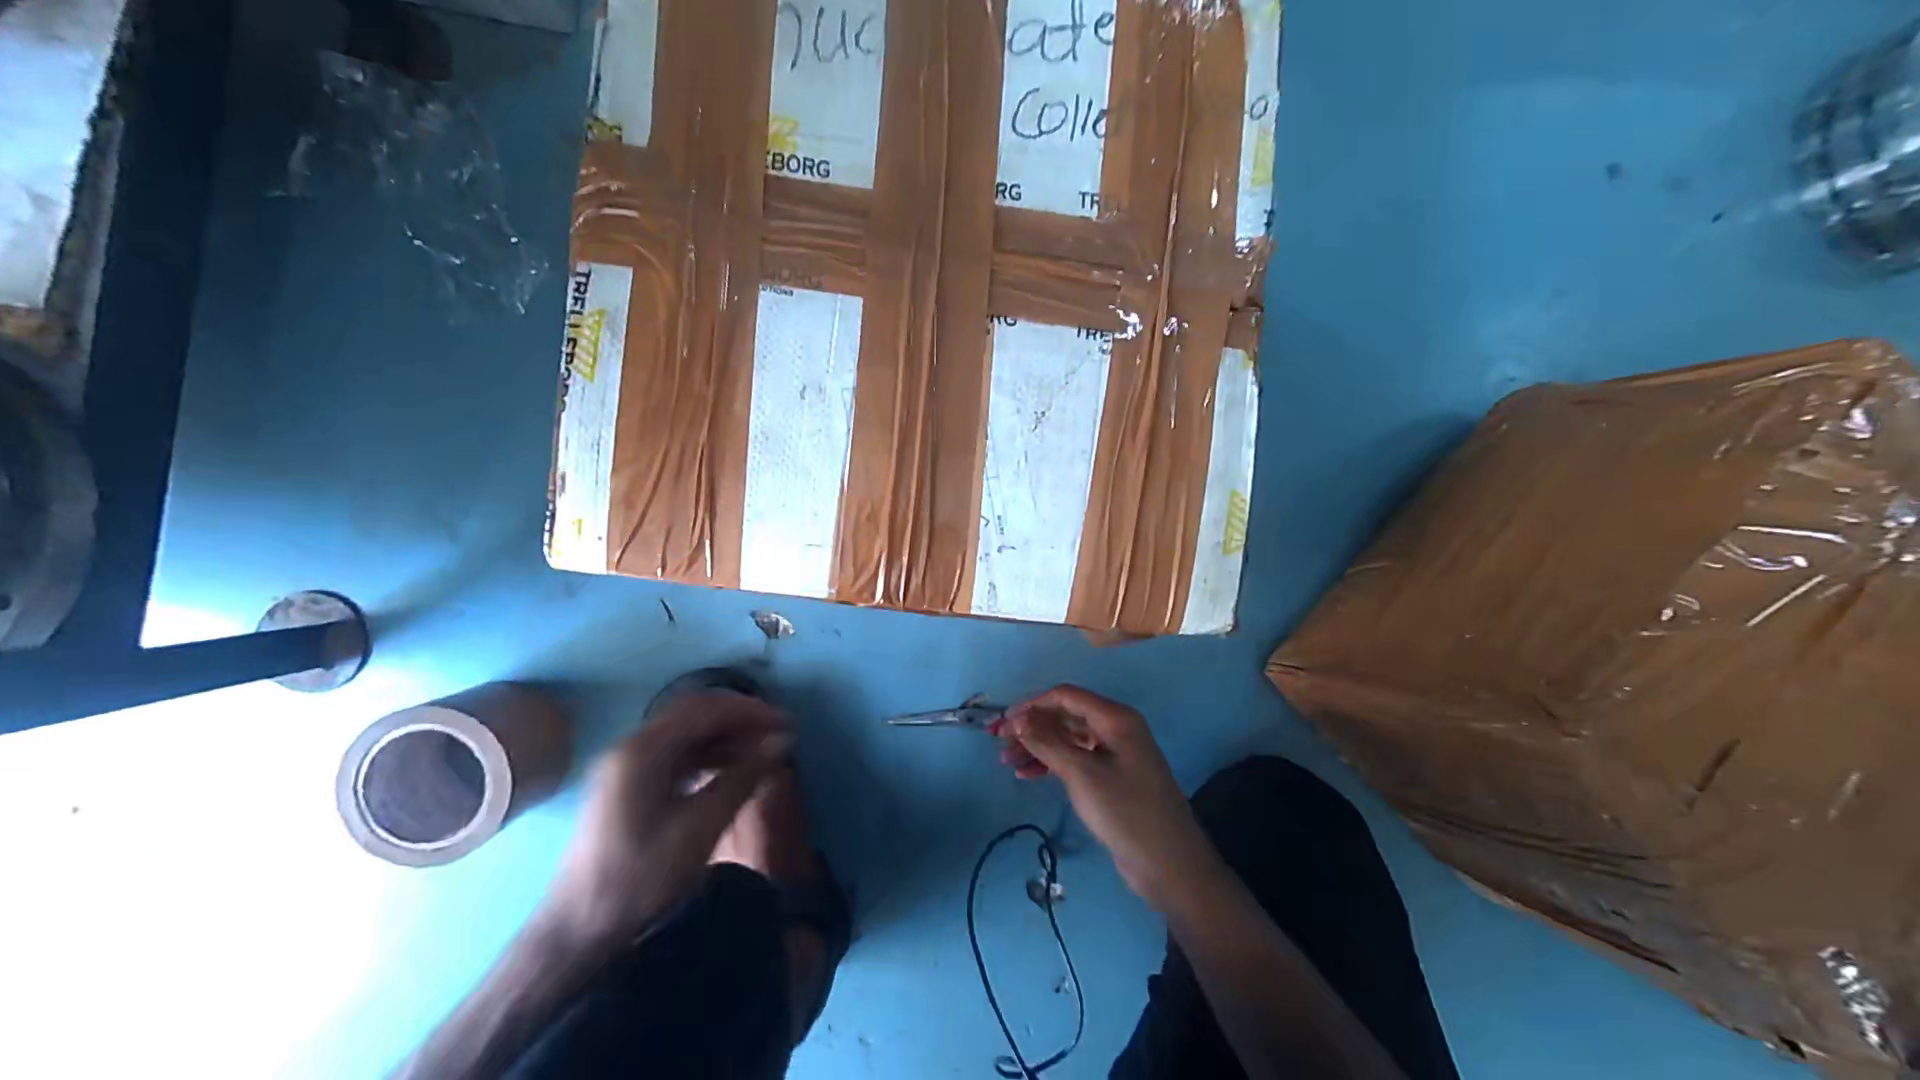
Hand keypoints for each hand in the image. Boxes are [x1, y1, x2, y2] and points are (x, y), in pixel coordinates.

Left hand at [543, 690, 792, 945]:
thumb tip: (782, 742)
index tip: (787, 725)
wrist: (579, 935)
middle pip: (695, 715)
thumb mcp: (699, 829)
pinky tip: (732, 772)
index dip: (750, 711)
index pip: (705, 709)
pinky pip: (676, 755)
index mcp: (641, 751)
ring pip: (687, 734)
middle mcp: (630, 748)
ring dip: (727, 739)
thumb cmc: (641, 881)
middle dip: (740, 721)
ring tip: (763, 755)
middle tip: (779, 737)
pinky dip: (709, 756)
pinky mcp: (629, 786)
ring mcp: (626, 766)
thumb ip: (743, 779)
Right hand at [994, 685, 1220, 910]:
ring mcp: (1115, 754)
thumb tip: (1018, 718)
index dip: (1032, 704)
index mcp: (1115, 718)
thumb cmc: (1125, 811)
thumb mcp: (1081, 773)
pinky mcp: (1112, 777)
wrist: (1168, 863)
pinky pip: (1076, 759)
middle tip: (999, 743)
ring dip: (1037, 747)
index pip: (1066, 696)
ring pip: (1068, 739)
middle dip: (1031, 727)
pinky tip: (1027, 774)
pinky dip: (1052, 763)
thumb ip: (1047, 742)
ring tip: (1007, 762)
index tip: (1003, 723)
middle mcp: (1116, 729)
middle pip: (1065, 716)